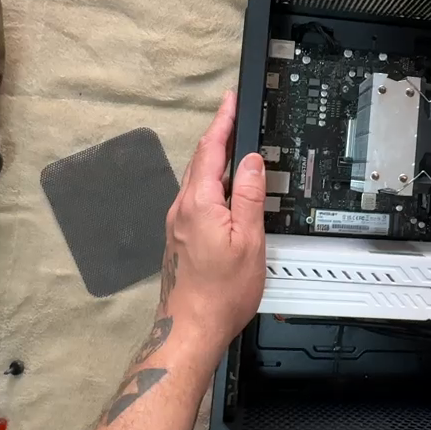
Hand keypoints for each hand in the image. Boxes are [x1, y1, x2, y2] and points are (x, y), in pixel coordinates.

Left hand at [159, 92, 265, 357]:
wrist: (189, 329)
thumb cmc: (221, 293)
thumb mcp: (248, 240)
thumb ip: (250, 196)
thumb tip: (252, 161)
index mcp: (200, 203)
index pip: (212, 149)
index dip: (222, 121)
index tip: (230, 100)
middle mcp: (182, 208)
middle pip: (201, 159)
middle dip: (218, 134)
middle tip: (234, 114)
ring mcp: (177, 222)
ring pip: (197, 178)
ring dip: (214, 157)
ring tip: (233, 144)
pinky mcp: (179, 235)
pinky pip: (195, 195)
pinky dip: (211, 180)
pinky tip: (224, 187)